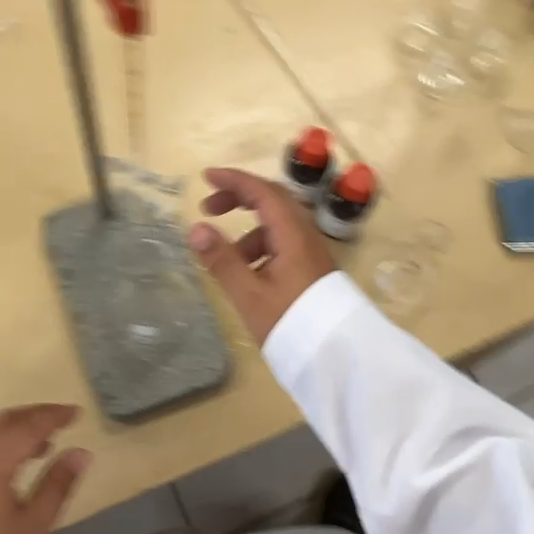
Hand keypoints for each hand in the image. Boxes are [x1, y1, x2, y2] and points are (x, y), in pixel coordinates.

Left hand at [0, 404, 91, 533]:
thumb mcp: (34, 526)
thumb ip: (59, 484)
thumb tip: (81, 452)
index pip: (26, 426)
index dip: (53, 416)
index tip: (77, 413)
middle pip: (1, 423)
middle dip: (33, 416)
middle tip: (60, 421)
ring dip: (13, 432)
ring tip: (40, 446)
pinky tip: (8, 468)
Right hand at [187, 167, 337, 344]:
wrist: (337, 355)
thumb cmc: (290, 322)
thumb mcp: (249, 294)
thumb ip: (222, 260)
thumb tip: (196, 229)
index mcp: (292, 234)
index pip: (263, 192)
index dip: (234, 180)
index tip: (206, 178)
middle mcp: (306, 236)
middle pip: (273, 201)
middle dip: (239, 199)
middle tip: (209, 208)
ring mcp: (312, 252)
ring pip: (278, 225)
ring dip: (249, 230)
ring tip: (227, 257)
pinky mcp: (313, 269)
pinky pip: (284, 244)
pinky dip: (262, 247)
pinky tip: (250, 274)